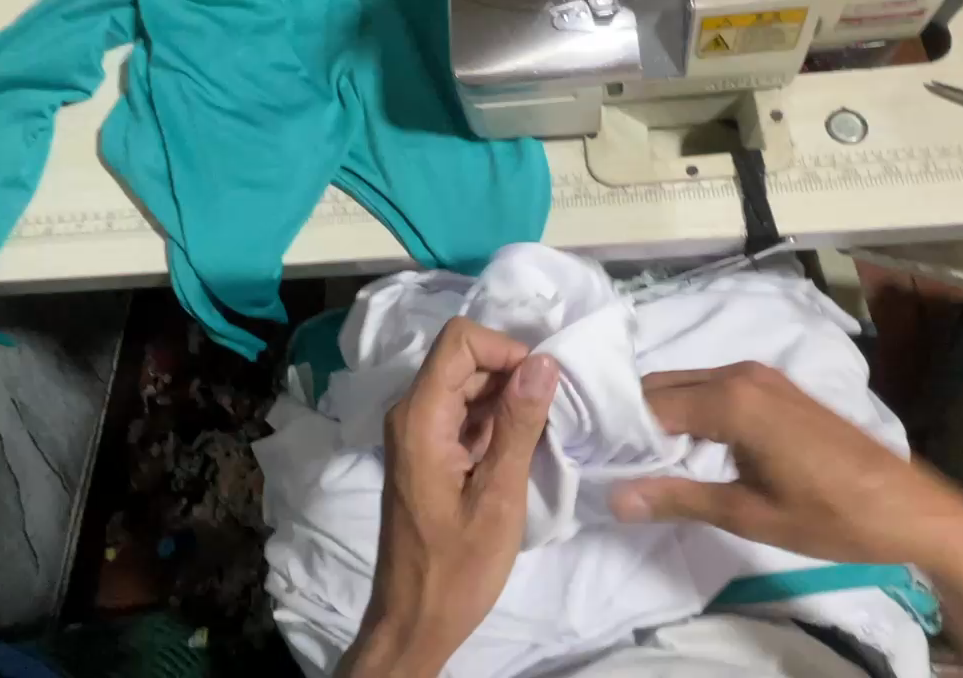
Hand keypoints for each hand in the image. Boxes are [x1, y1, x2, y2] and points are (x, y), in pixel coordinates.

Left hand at [339, 317, 560, 677]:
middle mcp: (411, 411)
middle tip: (550, 413)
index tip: (540, 384)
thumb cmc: (457, 567)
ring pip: (466, 383)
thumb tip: (543, 362)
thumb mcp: (499, 497)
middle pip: (463, 359)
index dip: (504, 349)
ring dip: (506, 396)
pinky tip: (520, 446)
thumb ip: (519, 425)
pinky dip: (494, 418)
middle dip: (511, 373)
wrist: (415, 620)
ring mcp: (417, 430)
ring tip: (541, 431)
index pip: (460, 341)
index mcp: (420, 416)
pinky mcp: (427, 448)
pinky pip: (463, 411)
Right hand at [608, 362, 962, 570]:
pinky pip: (711, 387)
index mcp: (730, 399)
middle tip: (610, 457)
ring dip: (662, 414)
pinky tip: (687, 444)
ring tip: (641, 455)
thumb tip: (614, 499)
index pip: (650, 406)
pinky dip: (689, 409)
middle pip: (663, 386)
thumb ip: (679, 498)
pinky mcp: (772, 384)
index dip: (619, 430)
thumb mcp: (749, 514)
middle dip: (635, 418)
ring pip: (686, 384)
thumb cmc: (830, 516)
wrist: (911, 508)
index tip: (596, 456)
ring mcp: (757, 374)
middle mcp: (738, 373)